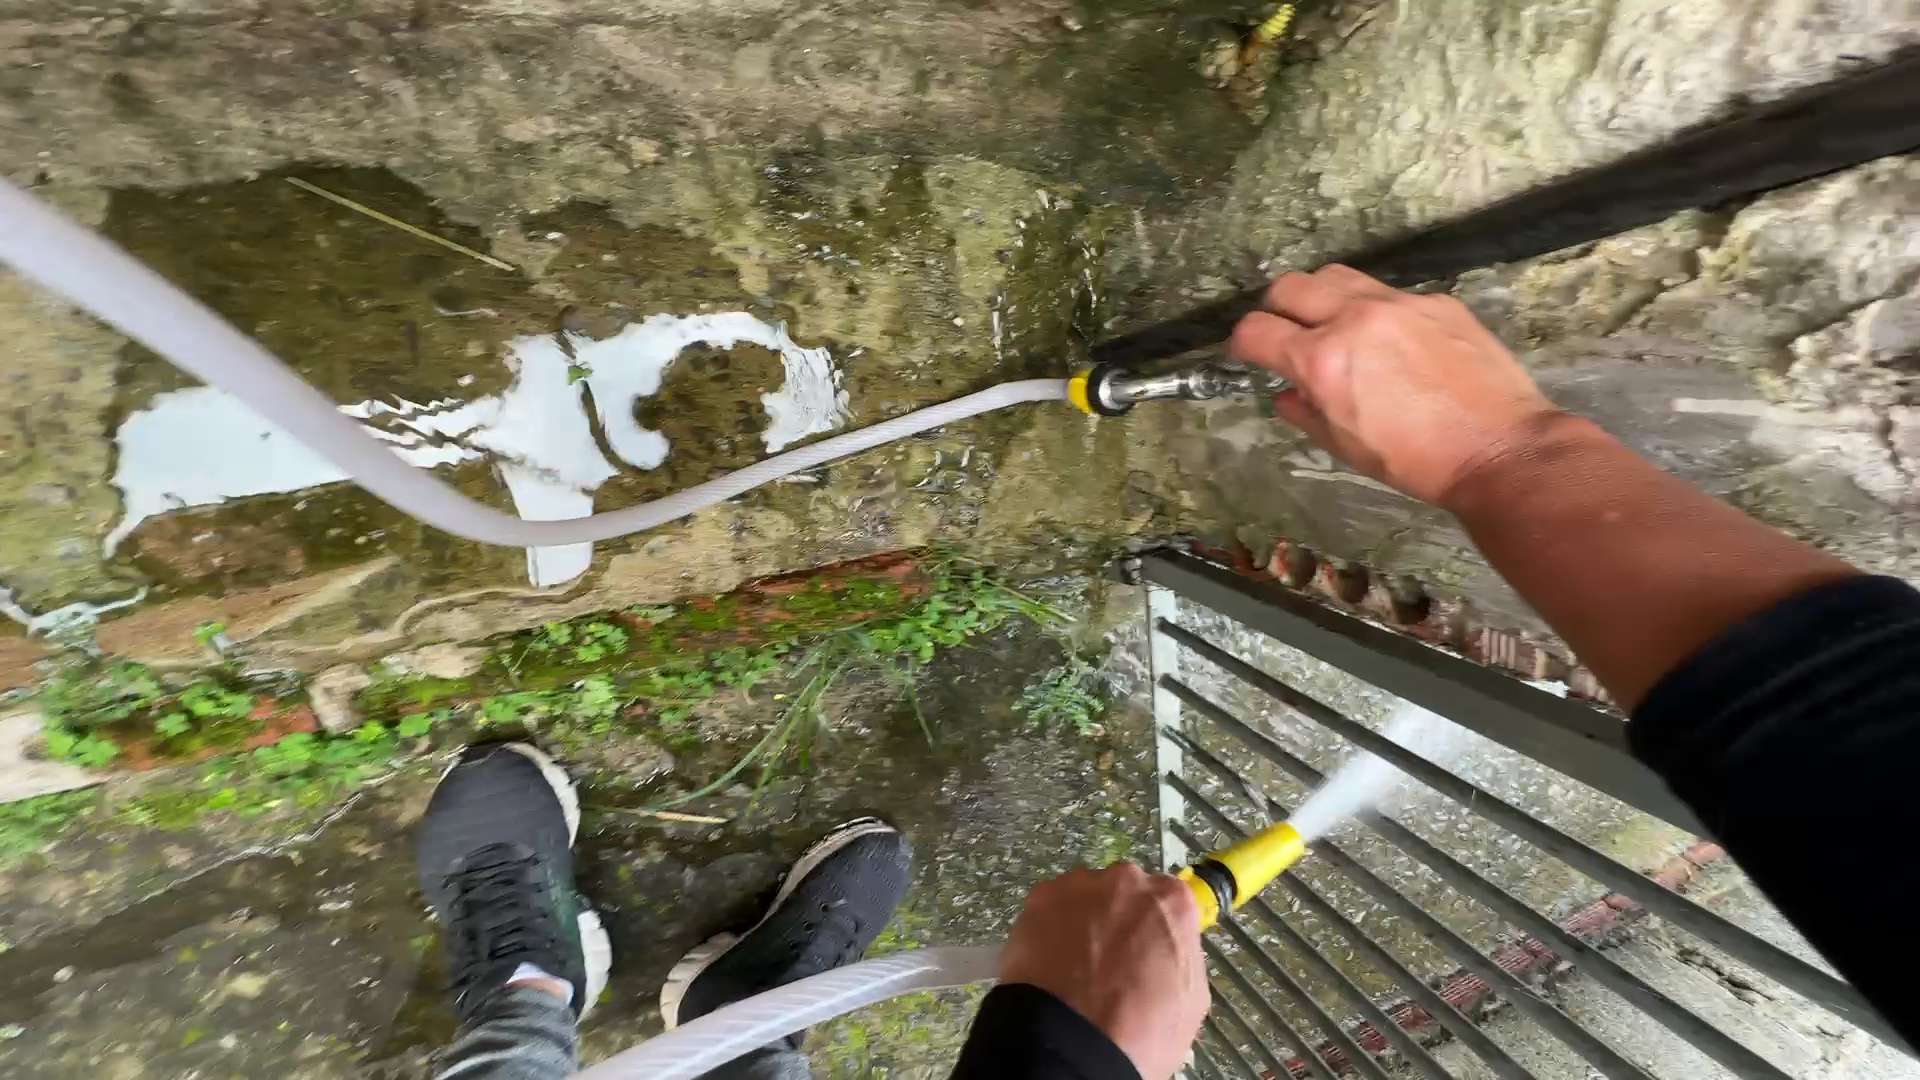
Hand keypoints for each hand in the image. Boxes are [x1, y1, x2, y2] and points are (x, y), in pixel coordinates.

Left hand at [1000, 863, 1208, 1079]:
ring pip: (1085, 895)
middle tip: (1109, 959)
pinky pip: (1052, 906)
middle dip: (1118, 916)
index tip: (1146, 947)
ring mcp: (1081, 883)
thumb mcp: (1190, 998)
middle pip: (1124, 890)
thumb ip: (1179, 953)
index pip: (1167, 900)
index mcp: (1171, 900)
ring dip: (1083, 919)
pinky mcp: (1042, 894)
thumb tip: (1164, 947)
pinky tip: (1052, 961)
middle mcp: (1127, 879)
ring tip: (1074, 965)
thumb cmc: (1141, 1029)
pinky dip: (1051, 926)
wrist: (1073, 1041)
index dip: (1154, 926)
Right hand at [1227, 264, 1564, 507]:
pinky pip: (1384, 292)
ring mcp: (1398, 304)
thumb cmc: (1408, 459)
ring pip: (1334, 275)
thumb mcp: (1339, 444)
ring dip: (1317, 297)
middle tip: (1283, 335)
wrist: (1496, 447)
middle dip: (1273, 310)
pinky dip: (1368, 310)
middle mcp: (1354, 319)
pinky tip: (1385, 342)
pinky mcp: (1435, 301)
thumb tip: (1287, 393)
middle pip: (1288, 286)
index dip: (1241, 344)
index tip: (1247, 354)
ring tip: (1328, 326)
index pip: (1255, 331)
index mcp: (1322, 360)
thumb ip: (1302, 410)